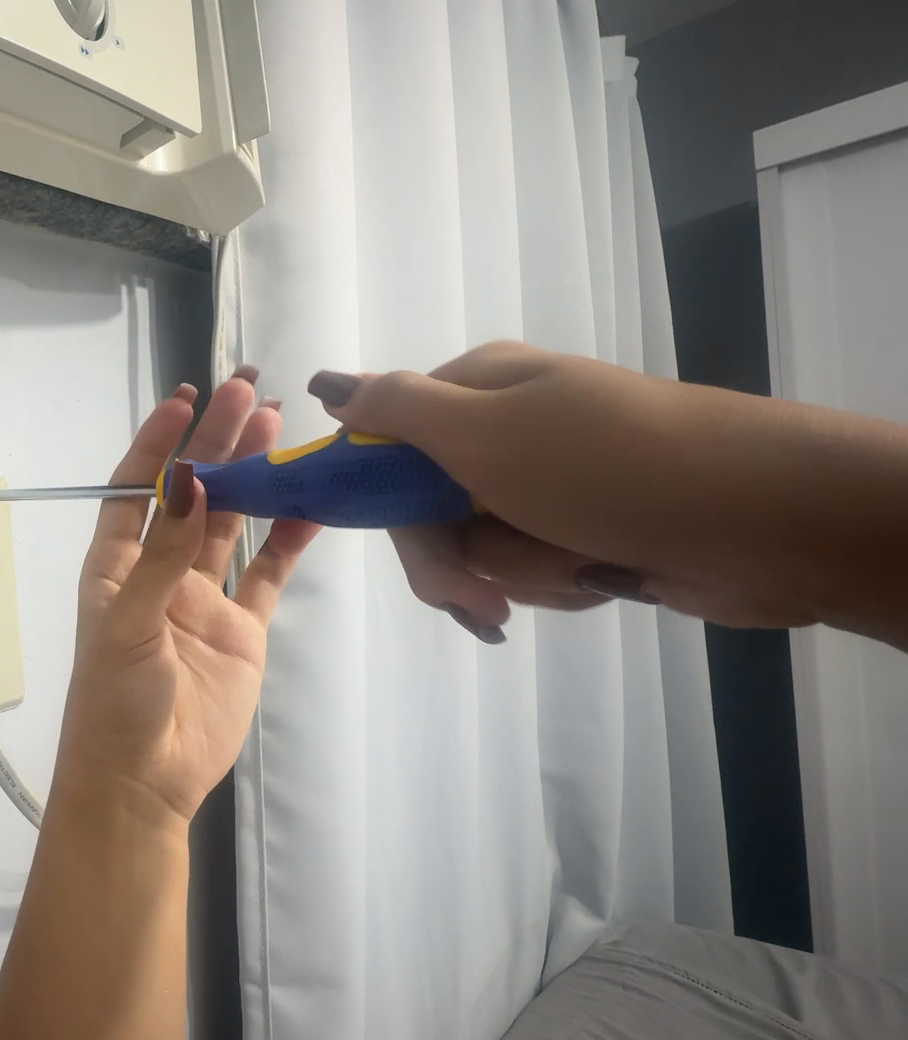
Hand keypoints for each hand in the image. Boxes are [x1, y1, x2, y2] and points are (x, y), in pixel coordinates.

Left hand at [56, 372, 320, 825]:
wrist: (144, 778)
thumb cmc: (116, 700)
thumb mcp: (129, 621)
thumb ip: (164, 553)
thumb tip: (190, 478)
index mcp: (116, 566)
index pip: (135, 488)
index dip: (158, 442)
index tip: (185, 398)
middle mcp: (159, 573)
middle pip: (190, 495)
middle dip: (215, 445)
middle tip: (250, 392)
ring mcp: (202, 599)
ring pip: (231, 525)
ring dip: (253, 479)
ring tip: (281, 427)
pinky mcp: (241, 629)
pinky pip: (268, 574)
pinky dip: (289, 539)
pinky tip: (311, 502)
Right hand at [307, 341, 907, 642]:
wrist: (771, 522)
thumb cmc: (608, 466)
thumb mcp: (481, 430)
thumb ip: (393, 409)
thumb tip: (325, 384)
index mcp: (476, 391)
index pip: (384, 449)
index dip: (384, 502)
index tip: (411, 542)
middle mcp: (504, 431)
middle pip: (425, 510)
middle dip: (455, 560)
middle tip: (480, 599)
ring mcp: (543, 481)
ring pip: (476, 546)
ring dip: (517, 571)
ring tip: (579, 565)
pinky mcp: (580, 527)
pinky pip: (525, 568)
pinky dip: (555, 581)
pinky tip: (601, 574)